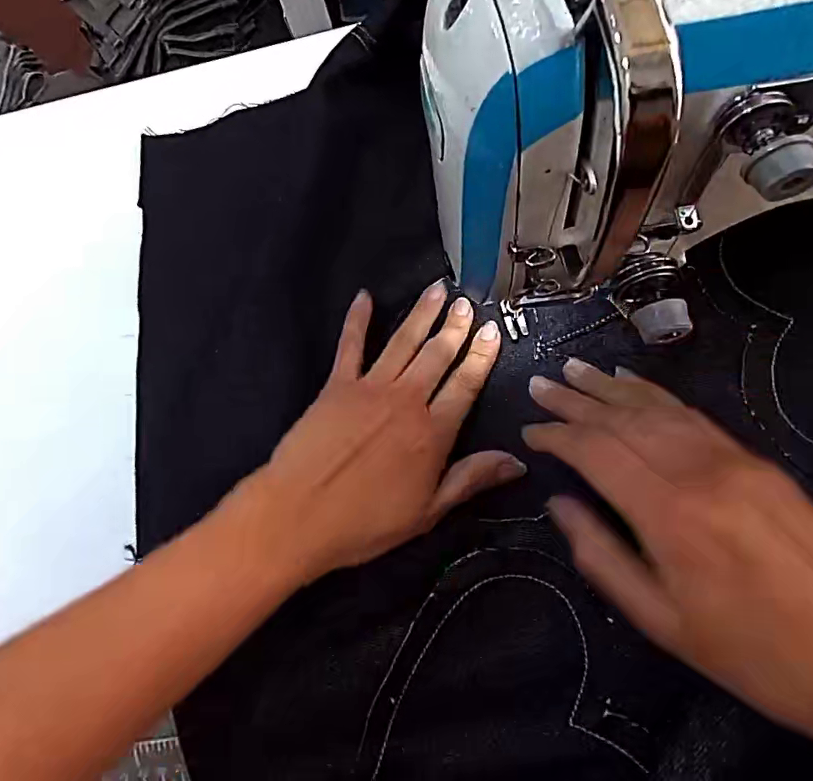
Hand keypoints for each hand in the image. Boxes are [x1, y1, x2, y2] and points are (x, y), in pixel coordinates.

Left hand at [239, 282, 523, 583]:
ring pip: (404, 342)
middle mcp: (407, 401)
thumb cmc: (365, 522)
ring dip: (423, 314)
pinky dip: (357, 320)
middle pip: (438, 356)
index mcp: (432, 432)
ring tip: (438, 290)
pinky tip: (364, 297)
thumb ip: (472, 479)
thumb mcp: (428, 511)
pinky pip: (350, 346)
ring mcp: (370, 388)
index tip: (493, 331)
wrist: (296, 517)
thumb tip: (517, 462)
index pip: (466, 384)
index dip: (482, 356)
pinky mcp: (336, 386)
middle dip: (456, 327)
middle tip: (468, 303)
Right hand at [525, 361, 812, 780]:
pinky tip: (638, 387)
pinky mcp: (754, 459)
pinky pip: (693, 415)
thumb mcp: (664, 624)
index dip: (558, 435)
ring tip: (579, 370)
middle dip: (578, 399)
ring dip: (614, 387)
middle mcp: (697, 468)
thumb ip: (603, 557)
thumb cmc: (757, 655)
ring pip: (659, 408)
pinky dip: (658, 396)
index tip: (529, 430)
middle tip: (542, 381)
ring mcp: (731, 457)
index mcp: (668, 511)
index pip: (597, 451)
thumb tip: (561, 505)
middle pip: (624, 418)